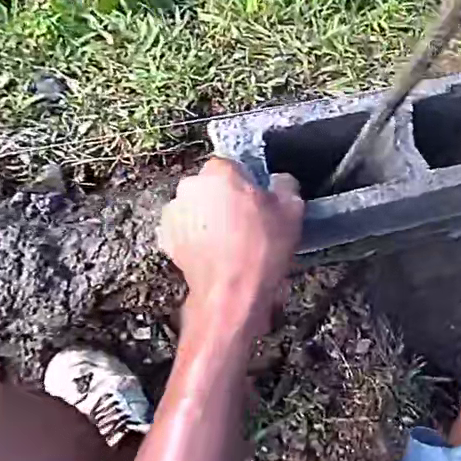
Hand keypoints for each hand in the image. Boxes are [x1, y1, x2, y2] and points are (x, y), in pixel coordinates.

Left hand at [157, 158, 303, 333]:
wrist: (230, 294)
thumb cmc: (257, 252)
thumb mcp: (292, 211)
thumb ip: (286, 186)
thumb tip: (282, 182)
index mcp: (219, 172)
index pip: (234, 166)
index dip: (248, 184)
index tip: (258, 201)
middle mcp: (191, 187)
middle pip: (212, 187)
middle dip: (227, 201)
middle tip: (249, 224)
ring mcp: (175, 214)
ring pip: (198, 209)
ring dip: (212, 220)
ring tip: (233, 244)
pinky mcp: (168, 239)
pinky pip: (187, 232)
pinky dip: (199, 240)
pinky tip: (218, 255)